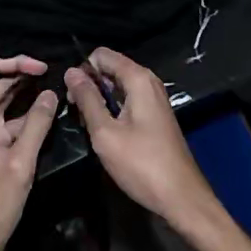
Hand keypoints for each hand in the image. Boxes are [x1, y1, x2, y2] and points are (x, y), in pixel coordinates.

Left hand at [0, 55, 58, 250]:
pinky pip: (9, 118)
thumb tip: (52, 93)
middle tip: (54, 73)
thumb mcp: (20, 163)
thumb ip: (37, 124)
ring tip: (54, 85)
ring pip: (3, 98)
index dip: (14, 62)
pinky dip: (27, 111)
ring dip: (26, 90)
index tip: (42, 68)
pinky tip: (48, 110)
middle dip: (22, 73)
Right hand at [64, 48, 220, 233]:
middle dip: (89, 85)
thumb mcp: (105, 133)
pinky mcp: (155, 115)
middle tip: (76, 114)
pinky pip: (127, 100)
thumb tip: (71, 72)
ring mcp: (154, 98)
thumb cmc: (141, 164)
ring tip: (89, 126)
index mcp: (138, 78)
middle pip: (110, 68)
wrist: (180, 196)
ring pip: (117, 86)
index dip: (83, 71)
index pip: (102, 55)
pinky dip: (113, 110)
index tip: (72, 97)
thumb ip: (87, 99)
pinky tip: (105, 133)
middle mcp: (148, 81)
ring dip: (99, 100)